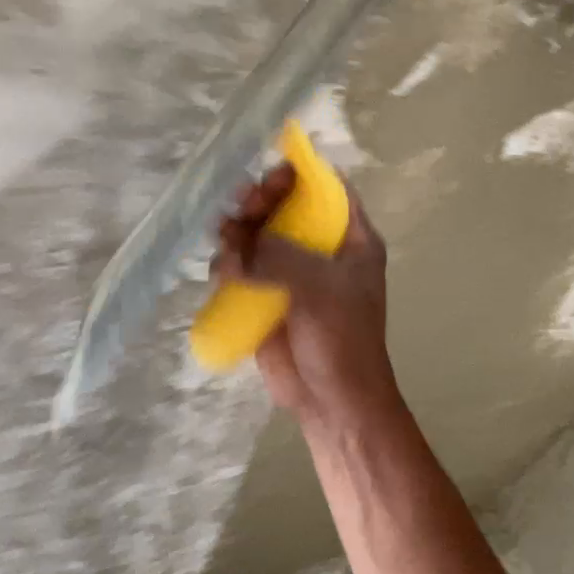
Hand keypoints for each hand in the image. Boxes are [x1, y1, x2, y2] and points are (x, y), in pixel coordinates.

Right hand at [214, 163, 396, 424]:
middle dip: (261, 201)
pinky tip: (222, 268)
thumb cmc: (341, 340)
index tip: (271, 172)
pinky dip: (229, 262)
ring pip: (259, 235)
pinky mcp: (267, 297)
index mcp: (351, 239)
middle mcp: (322, 249)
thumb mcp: (319, 288)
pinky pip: (243, 267)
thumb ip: (282, 255)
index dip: (301, 173)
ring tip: (226, 237)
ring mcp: (293, 273)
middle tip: (243, 205)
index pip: (328, 189)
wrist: (332, 402)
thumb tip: (241, 242)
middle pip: (286, 207)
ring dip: (239, 230)